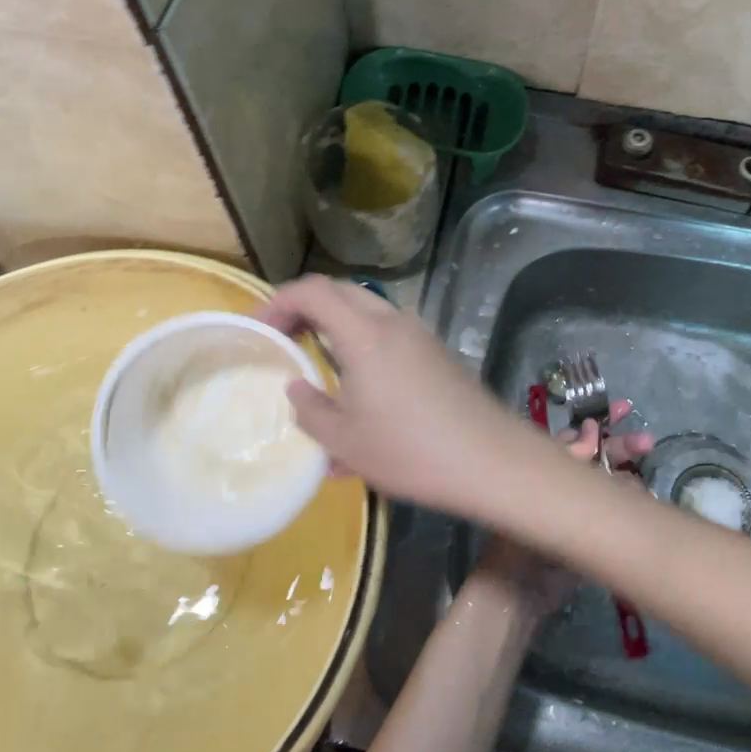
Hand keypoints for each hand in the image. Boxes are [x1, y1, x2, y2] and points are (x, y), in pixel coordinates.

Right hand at [258, 276, 526, 512]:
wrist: (492, 461)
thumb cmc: (411, 451)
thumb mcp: (345, 442)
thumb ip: (310, 410)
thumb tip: (297, 388)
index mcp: (365, 334)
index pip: (314, 290)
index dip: (279, 301)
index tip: (259, 329)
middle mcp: (394, 323)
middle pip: (341, 294)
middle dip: (305, 310)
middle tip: (282, 341)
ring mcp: (421, 336)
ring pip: (368, 315)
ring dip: (336, 329)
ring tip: (316, 369)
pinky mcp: (438, 355)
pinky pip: (390, 338)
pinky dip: (363, 349)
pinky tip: (358, 395)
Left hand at [474, 402, 652, 616]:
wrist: (521, 588)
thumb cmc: (522, 531)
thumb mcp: (544, 485)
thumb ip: (568, 458)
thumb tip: (592, 431)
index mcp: (548, 466)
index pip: (579, 436)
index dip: (600, 421)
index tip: (624, 408)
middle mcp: (566, 481)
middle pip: (600, 456)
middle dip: (622, 446)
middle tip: (647, 442)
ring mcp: (582, 507)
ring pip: (611, 481)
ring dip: (629, 475)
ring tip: (644, 478)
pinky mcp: (594, 531)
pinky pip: (617, 509)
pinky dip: (631, 502)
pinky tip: (642, 499)